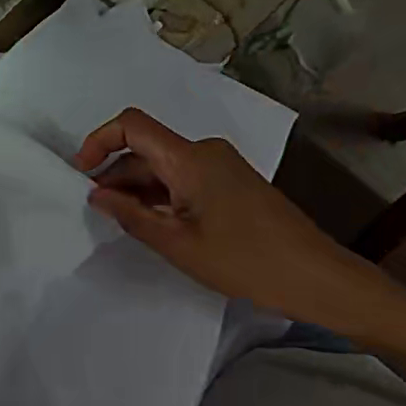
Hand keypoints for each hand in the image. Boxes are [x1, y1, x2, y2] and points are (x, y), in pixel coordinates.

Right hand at [74, 108, 405, 336]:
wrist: (322, 280)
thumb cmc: (247, 261)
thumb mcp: (177, 244)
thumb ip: (130, 215)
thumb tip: (96, 194)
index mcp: (190, 159)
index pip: (132, 125)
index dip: (99, 141)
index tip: (82, 173)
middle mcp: (205, 152)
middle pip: (145, 148)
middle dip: (115, 173)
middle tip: (99, 209)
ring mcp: (221, 166)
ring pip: (163, 165)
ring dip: (138, 188)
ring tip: (125, 222)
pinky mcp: (231, 182)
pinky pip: (183, 177)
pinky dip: (161, 194)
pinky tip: (156, 223)